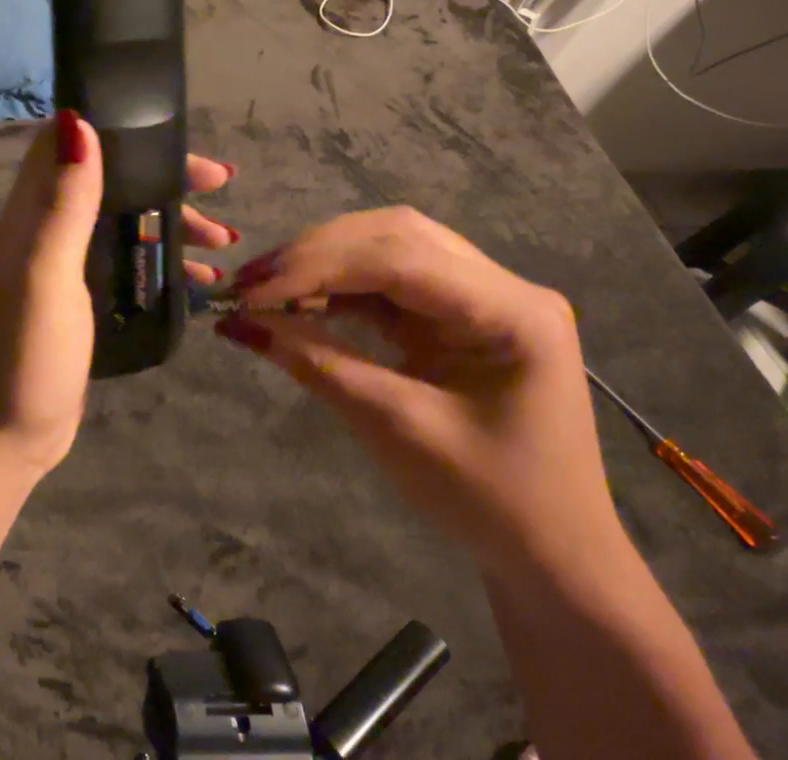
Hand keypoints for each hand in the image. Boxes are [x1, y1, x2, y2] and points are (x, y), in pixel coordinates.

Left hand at [0, 111, 236, 474]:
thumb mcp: (48, 275)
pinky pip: (131, 262)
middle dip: (162, 177)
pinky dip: (166, 260)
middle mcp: (44, 232)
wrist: (14, 432)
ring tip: (224, 242)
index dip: (113, 127)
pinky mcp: (84, 300)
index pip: (62, 146)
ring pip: (124, 222)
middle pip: (107, 181)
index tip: (171, 135)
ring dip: (172, 221)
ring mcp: (66, 268)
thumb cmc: (30, 354)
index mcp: (29, 217)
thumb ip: (64, 203)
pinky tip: (203, 281)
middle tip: (220, 186)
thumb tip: (78, 121)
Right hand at [215, 206, 614, 574]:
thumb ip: (316, 363)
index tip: (247, 293)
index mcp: (511, 312)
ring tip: (262, 290)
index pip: (398, 258)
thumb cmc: (487, 498)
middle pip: (395, 237)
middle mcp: (504, 287)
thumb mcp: (394, 427)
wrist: (551, 551)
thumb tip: (237, 323)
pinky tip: (298, 302)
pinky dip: (339, 288)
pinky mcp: (458, 317)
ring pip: (390, 249)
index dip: (314, 266)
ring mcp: (483, 299)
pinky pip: (390, 283)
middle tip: (246, 285)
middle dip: (314, 254)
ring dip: (323, 263)